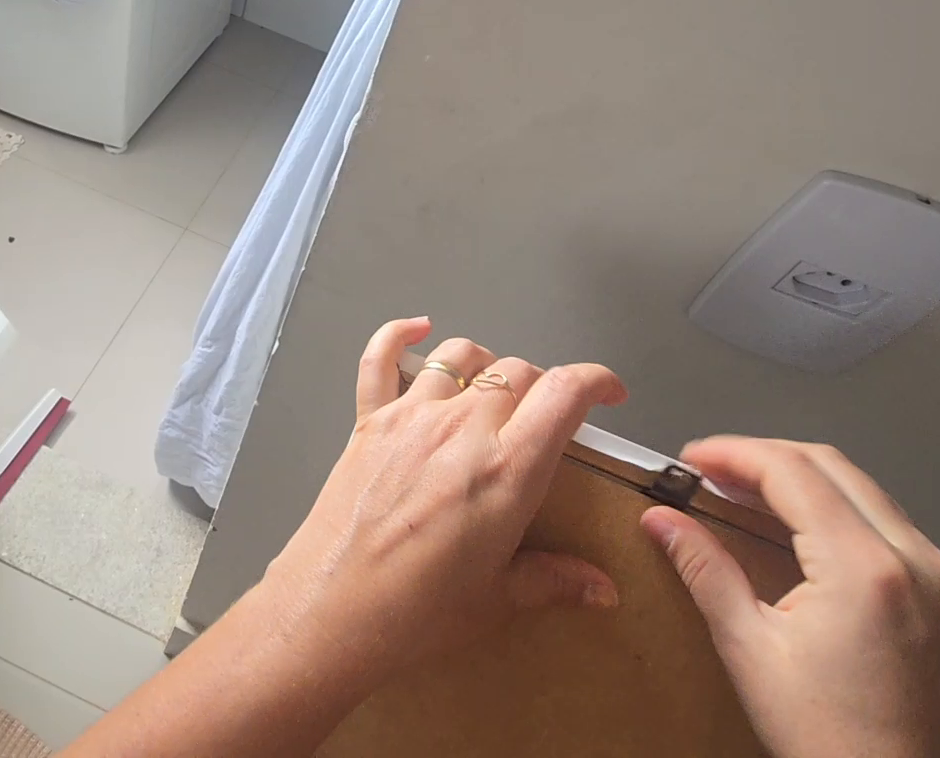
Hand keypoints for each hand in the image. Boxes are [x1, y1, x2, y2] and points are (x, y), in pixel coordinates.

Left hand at [255, 317, 628, 685]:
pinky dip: (397, 334)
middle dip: (542, 385)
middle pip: (517, 370)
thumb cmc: (419, 612)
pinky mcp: (369, 419)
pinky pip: (380, 359)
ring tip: (492, 387)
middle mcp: (462, 427)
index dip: (595, 381)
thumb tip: (604, 589)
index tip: (607, 392)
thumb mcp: (497, 599)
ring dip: (485, 363)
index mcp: (507, 468)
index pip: (563, 393)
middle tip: (542, 418)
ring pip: (459, 356)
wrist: (331, 608)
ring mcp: (410, 416)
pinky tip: (417, 327)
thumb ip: (554, 580)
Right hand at [641, 437, 939, 757]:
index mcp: (864, 569)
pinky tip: (796, 527)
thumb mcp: (750, 650)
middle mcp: (916, 562)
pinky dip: (833, 505)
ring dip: (798, 476)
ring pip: (860, 487)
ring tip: (743, 492)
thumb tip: (663, 521)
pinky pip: (885, 521)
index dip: (732, 453)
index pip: (790, 470)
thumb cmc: (838, 745)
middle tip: (711, 470)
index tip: (691, 460)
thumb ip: (704, 569)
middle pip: (828, 464)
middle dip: (761, 456)